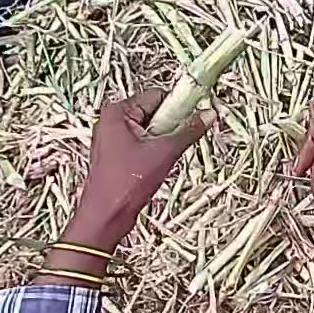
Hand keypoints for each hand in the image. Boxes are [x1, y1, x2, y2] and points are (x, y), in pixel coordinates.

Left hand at [66, 91, 207, 249]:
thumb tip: (207, 115)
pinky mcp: (117, 156)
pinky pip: (143, 146)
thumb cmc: (122, 185)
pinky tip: (152, 169)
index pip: (157, 96)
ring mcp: (113, 139)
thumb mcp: (164, 153)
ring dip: (162, 145)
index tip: (192, 119)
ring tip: (158, 161)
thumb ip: (188, 131)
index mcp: (116, 112)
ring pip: (151, 132)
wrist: (106, 216)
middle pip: (154, 113)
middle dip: (169, 129)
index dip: (177, 108)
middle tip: (168, 148)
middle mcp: (111, 122)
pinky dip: (154, 154)